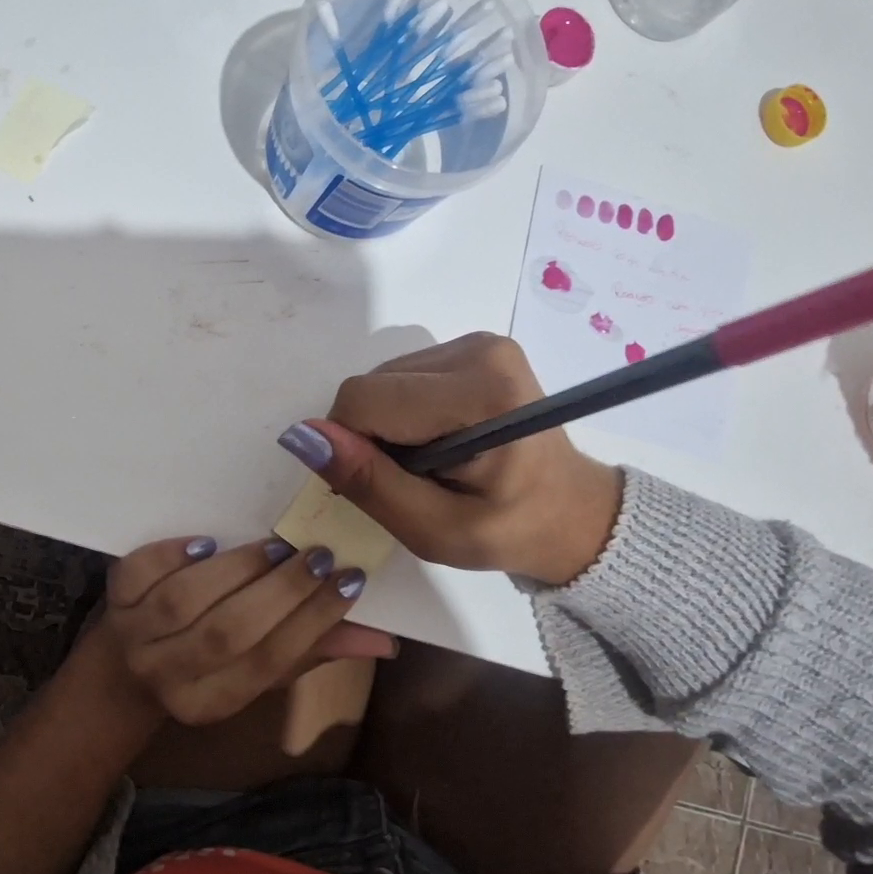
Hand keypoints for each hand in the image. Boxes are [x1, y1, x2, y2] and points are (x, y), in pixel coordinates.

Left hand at [72, 537, 396, 727]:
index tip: (350, 579)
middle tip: (319, 554)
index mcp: (209, 703)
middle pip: (228, 632)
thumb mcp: (257, 669)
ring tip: (276, 546)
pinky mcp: (113, 595)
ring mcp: (134, 634)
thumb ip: (312, 650)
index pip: (269, 663)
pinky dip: (173, 554)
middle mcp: (167, 675)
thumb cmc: (206, 665)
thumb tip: (383, 640)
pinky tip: (207, 542)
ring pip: (186, 600)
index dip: (313, 621)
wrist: (122, 670)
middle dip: (281, 590)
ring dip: (238, 568)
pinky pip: (140, 571)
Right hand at [275, 332, 623, 584]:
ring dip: (388, 426)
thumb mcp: (434, 529)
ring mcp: (480, 343)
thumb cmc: (508, 530)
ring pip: (381, 380)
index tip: (386, 486)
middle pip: (371, 387)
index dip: (353, 448)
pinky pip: (402, 376)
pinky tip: (439, 442)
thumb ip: (369, 482)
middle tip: (414, 480)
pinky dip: (403, 413)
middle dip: (373, 437)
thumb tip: (302, 436)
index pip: (364, 400)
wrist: (570, 512)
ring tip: (431, 464)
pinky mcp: (474, 346)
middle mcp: (481, 350)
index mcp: (482, 393)